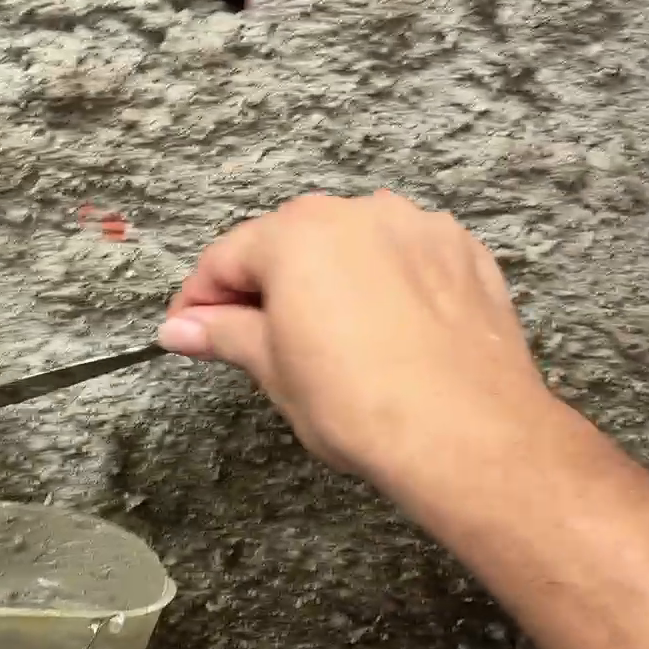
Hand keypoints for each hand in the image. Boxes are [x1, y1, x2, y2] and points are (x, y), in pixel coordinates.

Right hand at [158, 190, 552, 481]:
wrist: (468, 436)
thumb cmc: (362, 406)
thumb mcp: (274, 370)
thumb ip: (224, 334)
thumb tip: (180, 328)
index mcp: (299, 235)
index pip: (226, 257)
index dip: (199, 298)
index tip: (189, 328)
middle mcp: (359, 213)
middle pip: (288, 242)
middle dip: (261, 286)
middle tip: (248, 338)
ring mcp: (418, 227)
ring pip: (349, 245)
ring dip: (323, 279)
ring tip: (321, 336)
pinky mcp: (462, 252)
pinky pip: (402, 256)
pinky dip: (379, 281)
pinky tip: (380, 327)